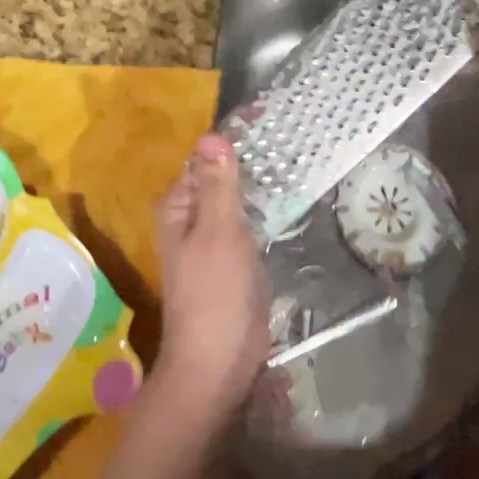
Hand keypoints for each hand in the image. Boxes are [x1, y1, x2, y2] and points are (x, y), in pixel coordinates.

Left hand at [150, 134, 270, 421]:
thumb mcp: (218, 232)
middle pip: (223, 176)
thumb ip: (218, 185)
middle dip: (252, 157)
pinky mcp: (236, 259)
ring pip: (239, 198)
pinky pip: (251, 222)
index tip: (270, 116)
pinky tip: (293, 195)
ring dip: (262, 182)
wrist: (218, 362)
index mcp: (179, 205)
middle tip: (294, 134)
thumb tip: (211, 134)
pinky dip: (267, 208)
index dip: (235, 137)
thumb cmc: (214, 293)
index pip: (206, 157)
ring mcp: (215, 239)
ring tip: (300, 155)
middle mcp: (192, 217)